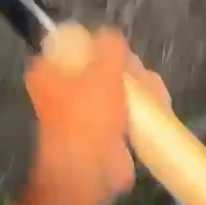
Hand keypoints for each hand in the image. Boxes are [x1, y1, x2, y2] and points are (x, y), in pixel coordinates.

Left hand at [24, 25, 165, 204]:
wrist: (90, 169)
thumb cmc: (88, 117)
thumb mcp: (102, 72)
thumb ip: (109, 46)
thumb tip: (110, 35)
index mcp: (47, 71)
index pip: (76, 44)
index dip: (101, 47)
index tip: (119, 55)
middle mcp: (61, 87)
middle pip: (104, 64)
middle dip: (129, 70)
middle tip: (138, 79)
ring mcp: (84, 108)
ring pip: (120, 85)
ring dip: (141, 88)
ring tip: (152, 96)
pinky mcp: (104, 126)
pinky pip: (128, 107)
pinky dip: (144, 107)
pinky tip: (158, 108)